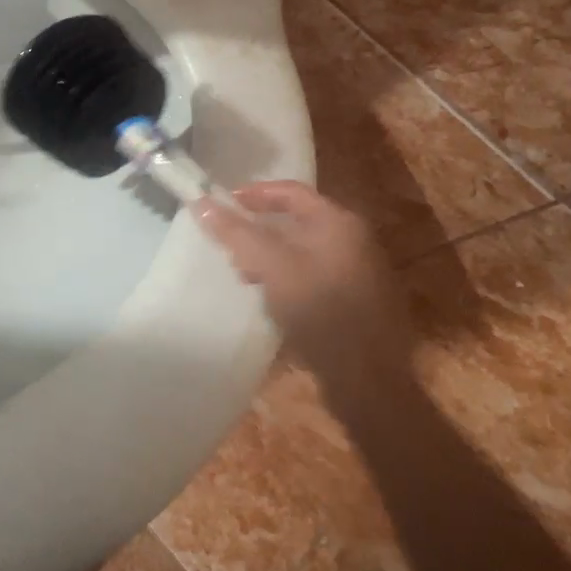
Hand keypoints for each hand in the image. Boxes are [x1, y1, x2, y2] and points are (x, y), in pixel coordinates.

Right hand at [195, 182, 414, 383]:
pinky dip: (291, 277)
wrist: (368, 379)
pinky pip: (318, 275)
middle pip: (298, 220)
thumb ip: (236, 234)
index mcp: (339, 222)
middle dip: (260, 230)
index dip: (253, 194)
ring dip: (273, 256)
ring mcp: (362, 272)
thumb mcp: (270, 267)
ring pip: (306, 250)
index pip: (290, 191)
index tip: (223, 204)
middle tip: (231, 246)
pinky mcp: (361, 302)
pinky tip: (276, 301)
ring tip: (247, 277)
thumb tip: (201, 204)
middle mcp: (356, 240)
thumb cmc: (319, 310)